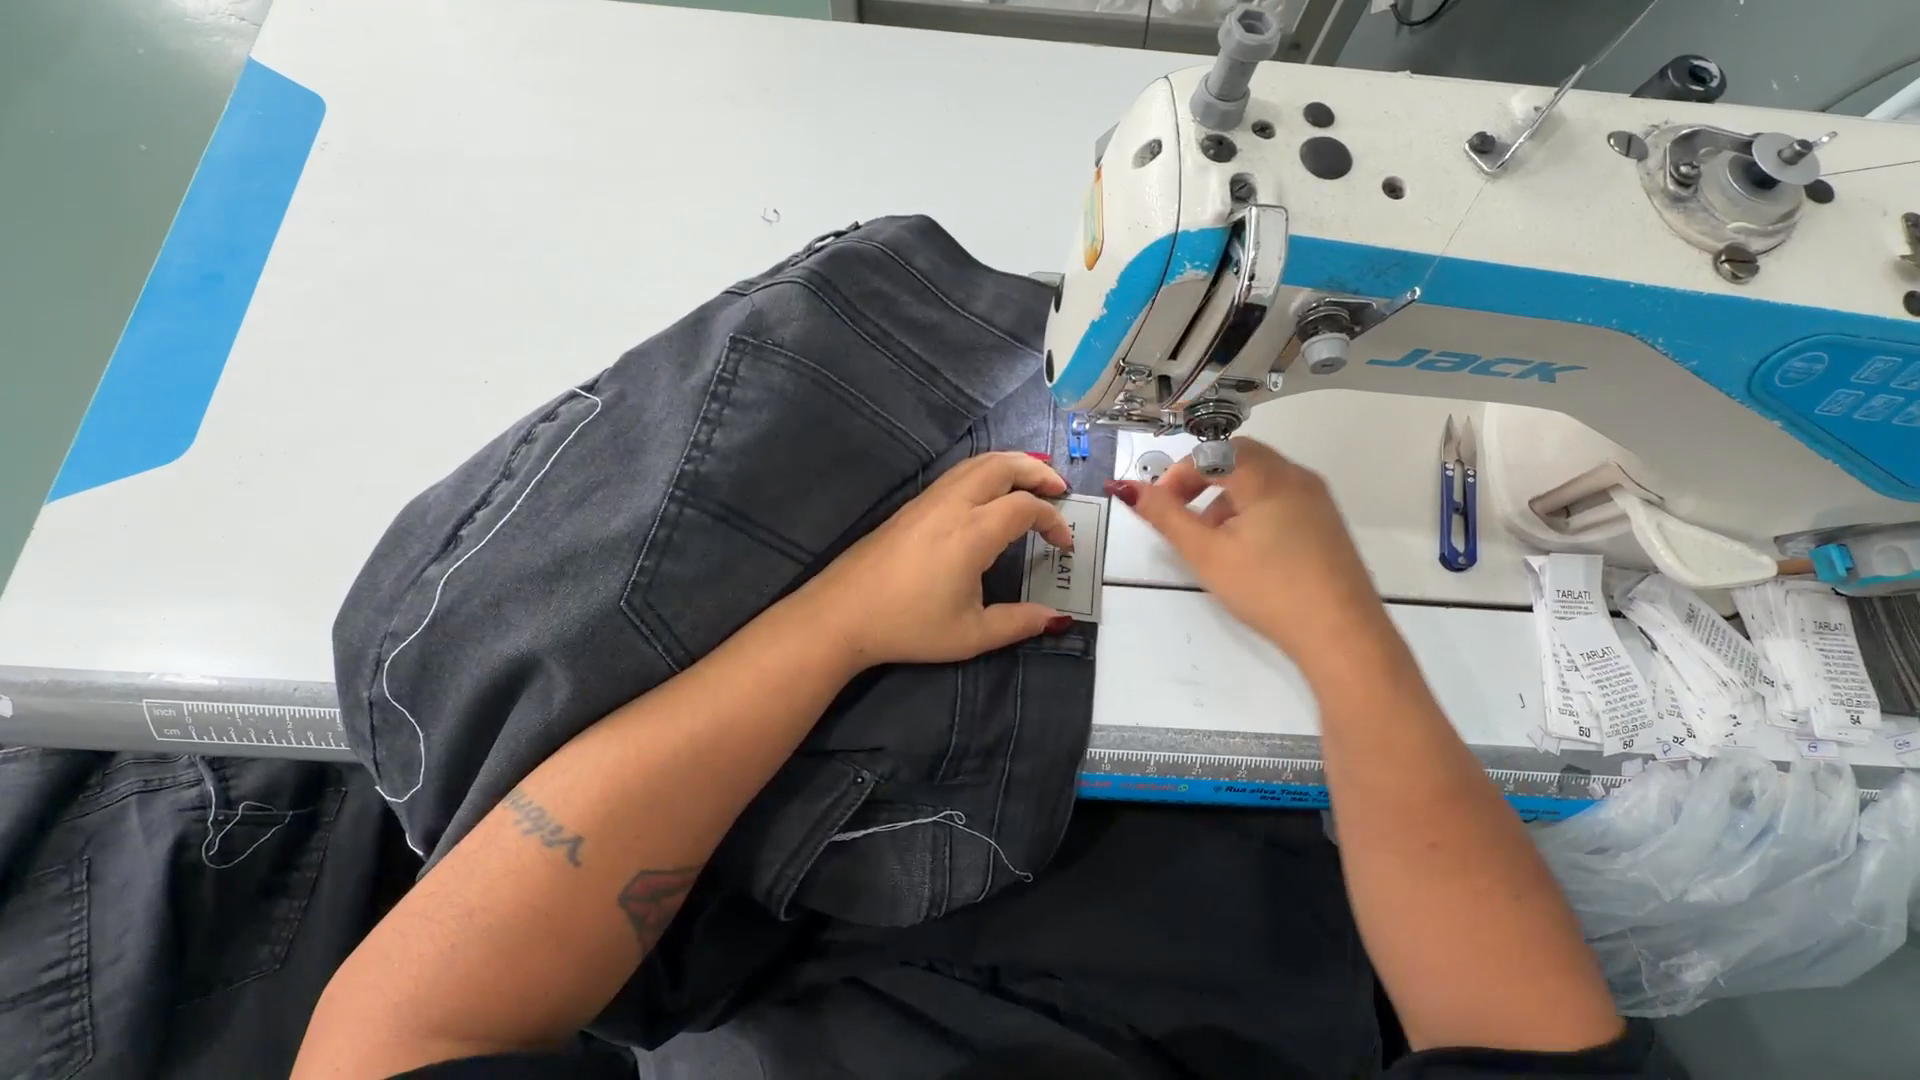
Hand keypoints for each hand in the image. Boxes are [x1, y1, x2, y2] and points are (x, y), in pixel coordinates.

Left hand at [794, 452, 1074, 668]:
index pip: (1025, 507)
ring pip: (976, 464)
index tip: (1064, 544)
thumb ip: (1018, 623)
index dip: (1053, 520)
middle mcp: (951, 505)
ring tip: (1030, 484)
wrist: (841, 614)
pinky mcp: (910, 507)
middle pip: (1003, 466)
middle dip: (1037, 470)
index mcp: (972, 532)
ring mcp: (927, 501)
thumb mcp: (970, 635)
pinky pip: (956, 475)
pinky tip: (989, 496)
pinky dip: (985, 473)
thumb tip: (1054, 619)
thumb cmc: (908, 626)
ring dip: (1010, 466)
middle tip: (1059, 488)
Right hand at [1110, 438, 1390, 666]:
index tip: (1157, 506)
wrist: (1340, 633)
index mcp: (1267, 476)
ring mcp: (1316, 498)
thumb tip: (1126, 487)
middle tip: (1179, 511)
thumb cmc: (1268, 590)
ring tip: (1208, 536)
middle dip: (1202, 478)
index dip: (1177, 474)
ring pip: (1260, 476)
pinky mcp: (1326, 521)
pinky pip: (1280, 496)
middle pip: (1238, 456)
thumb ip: (1165, 516)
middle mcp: (1296, 476)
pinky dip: (1251, 506)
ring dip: (1225, 493)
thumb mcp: (1206, 553)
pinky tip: (1244, 547)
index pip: (1211, 453)